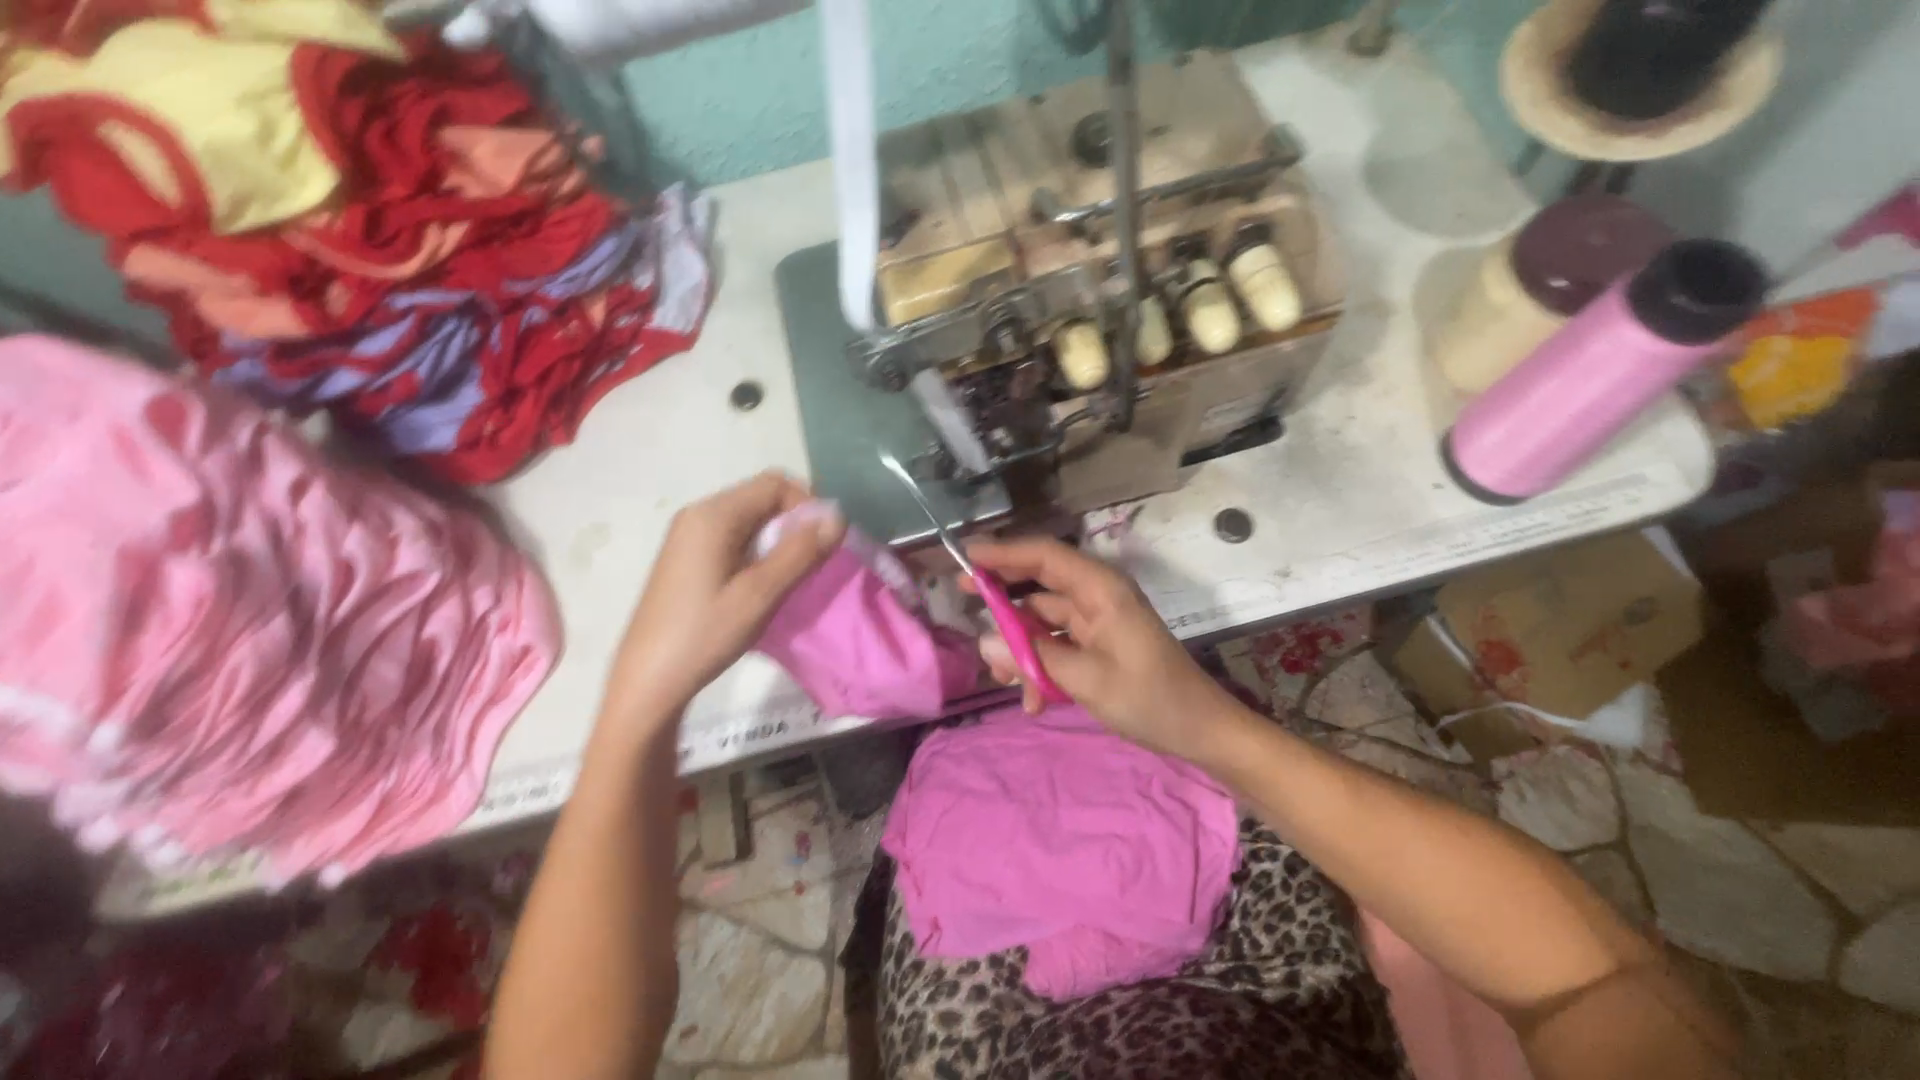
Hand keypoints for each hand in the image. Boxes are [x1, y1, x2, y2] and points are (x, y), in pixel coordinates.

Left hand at [601, 471, 843, 731]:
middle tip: (810, 565)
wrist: (648, 680)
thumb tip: (838, 517)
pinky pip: (735, 539)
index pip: (774, 484)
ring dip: (778, 541)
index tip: (823, 545)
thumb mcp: (759, 595)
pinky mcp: (689, 558)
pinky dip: (758, 553)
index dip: (807, 506)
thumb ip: (800, 552)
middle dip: (795, 524)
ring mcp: (690, 536)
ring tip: (788, 580)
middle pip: (762, 498)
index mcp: (713, 515)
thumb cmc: (703, 635)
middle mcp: (699, 515)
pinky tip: (762, 587)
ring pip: (751, 520)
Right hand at [965, 537, 1240, 759]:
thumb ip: (1033, 656)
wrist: (1199, 730)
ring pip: (1043, 619)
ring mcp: (1098, 621)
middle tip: (962, 595)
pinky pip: (1057, 644)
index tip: (966, 554)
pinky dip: (1040, 666)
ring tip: (1004, 678)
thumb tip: (985, 640)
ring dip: (1020, 647)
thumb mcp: (1086, 679)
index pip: (1045, 556)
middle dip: (1002, 596)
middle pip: (1039, 583)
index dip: (1004, 552)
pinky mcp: (1098, 645)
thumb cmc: (1148, 698)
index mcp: (1101, 590)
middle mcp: (1097, 597)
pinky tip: (1034, 700)